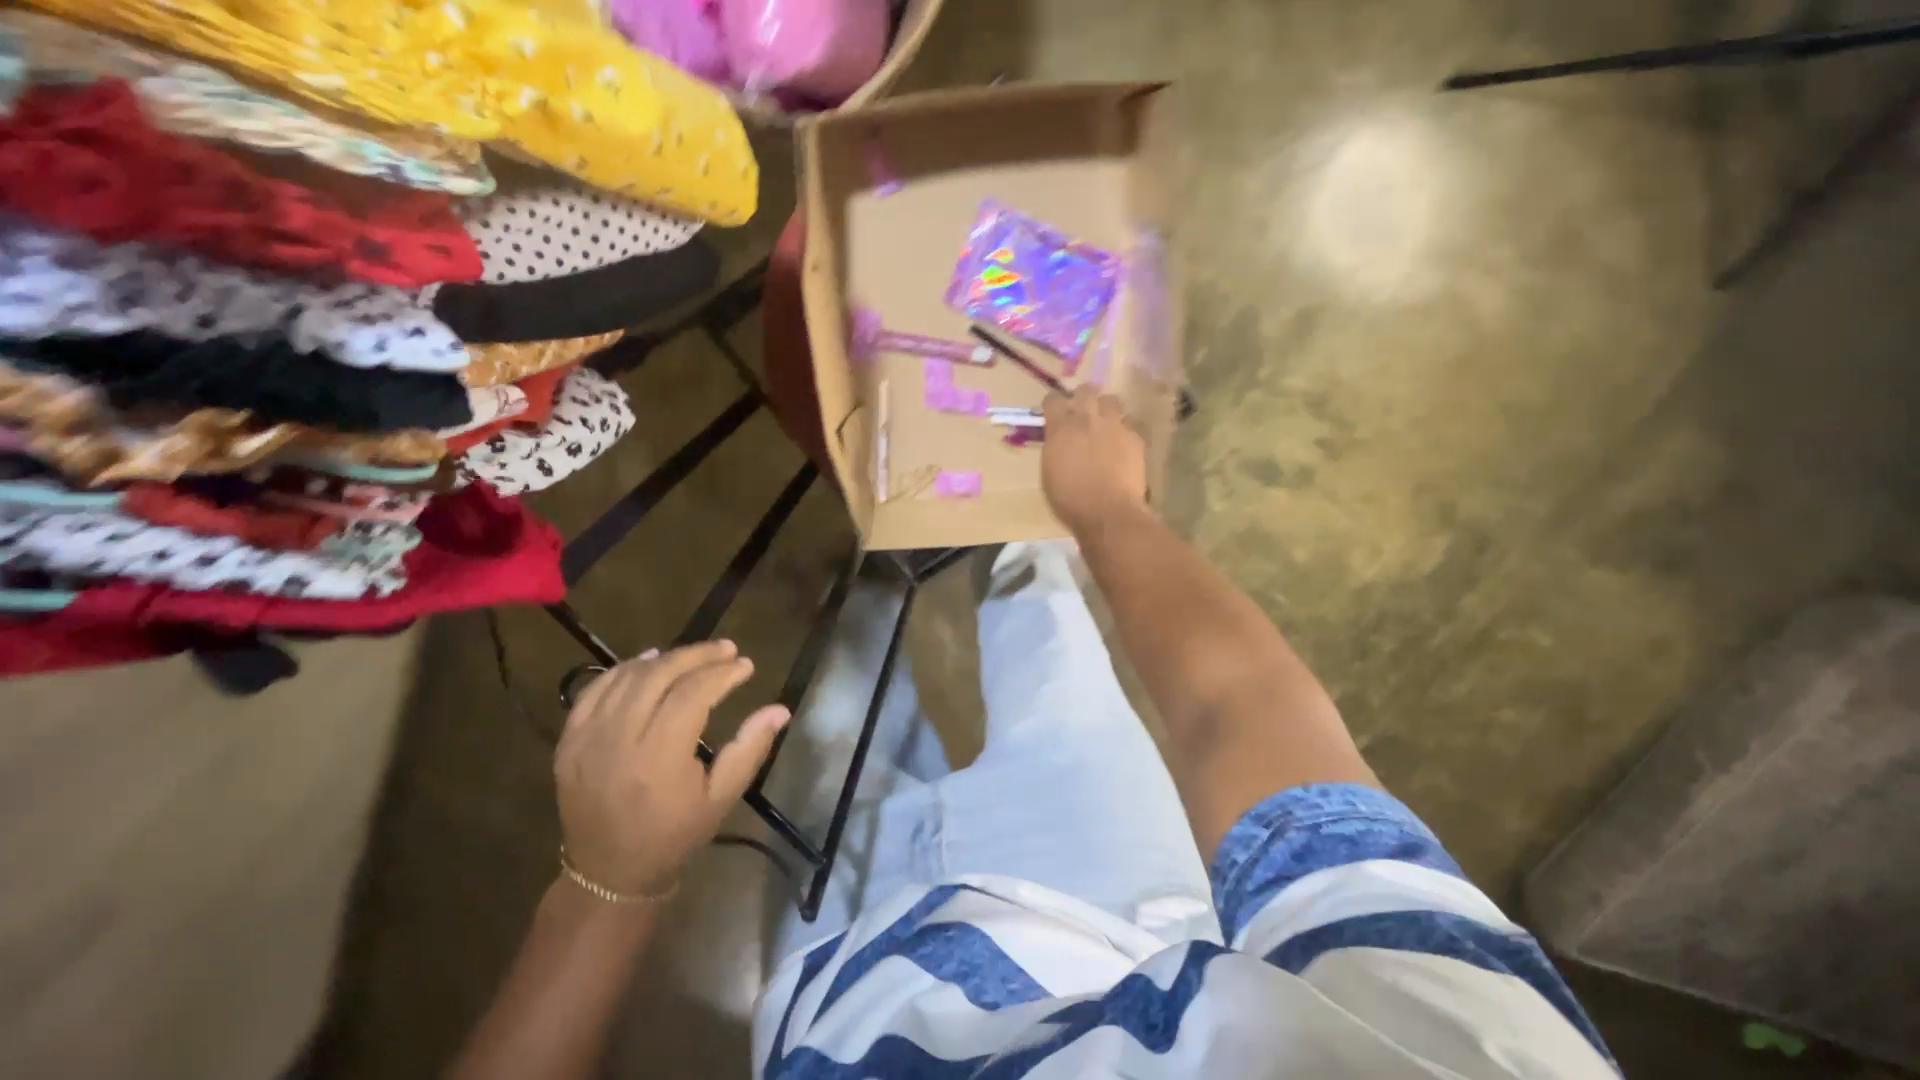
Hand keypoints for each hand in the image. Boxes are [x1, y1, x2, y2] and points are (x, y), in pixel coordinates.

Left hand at [554, 640, 789, 896]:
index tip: (745, 665)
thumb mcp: (721, 798)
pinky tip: (646, 664)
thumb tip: (779, 709)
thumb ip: (749, 750)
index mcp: (660, 756)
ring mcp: (587, 737)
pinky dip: (622, 671)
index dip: (722, 673)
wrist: (611, 872)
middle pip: (659, 675)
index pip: (693, 693)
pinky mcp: (569, 741)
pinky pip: (594, 691)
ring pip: (627, 677)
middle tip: (725, 649)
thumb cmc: (674, 836)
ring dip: (663, 660)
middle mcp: (619, 739)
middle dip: (696, 656)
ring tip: (692, 655)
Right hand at [1041, 386, 1149, 534]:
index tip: (1053, 412)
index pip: (1053, 399)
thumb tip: (1059, 440)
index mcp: (1061, 427)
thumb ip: (1055, 447)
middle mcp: (1088, 418)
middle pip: (1086, 390)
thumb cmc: (1069, 499)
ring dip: (1106, 409)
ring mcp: (1115, 426)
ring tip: (1105, 423)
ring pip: (1112, 401)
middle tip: (1082, 412)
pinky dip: (1124, 431)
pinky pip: (1130, 424)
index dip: (1053, 404)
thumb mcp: (1049, 471)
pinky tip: (1122, 445)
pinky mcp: (1135, 438)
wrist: (1108, 512)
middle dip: (1083, 398)